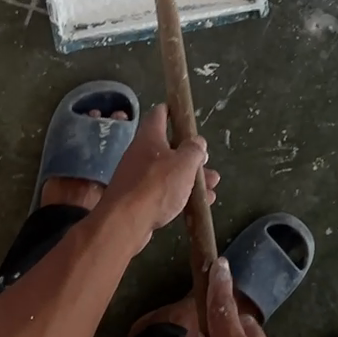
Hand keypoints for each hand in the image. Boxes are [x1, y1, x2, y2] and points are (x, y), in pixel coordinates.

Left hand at [99, 105, 215, 237]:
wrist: (124, 224)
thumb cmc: (156, 186)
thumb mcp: (184, 164)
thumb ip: (194, 150)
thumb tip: (197, 142)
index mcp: (150, 137)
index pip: (159, 114)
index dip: (174, 111)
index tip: (187, 116)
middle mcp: (141, 154)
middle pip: (169, 147)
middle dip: (191, 154)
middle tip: (207, 161)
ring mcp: (139, 177)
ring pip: (170, 171)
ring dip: (191, 176)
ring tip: (213, 185)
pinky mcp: (139, 199)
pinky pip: (164, 191)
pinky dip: (182, 194)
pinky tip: (201, 203)